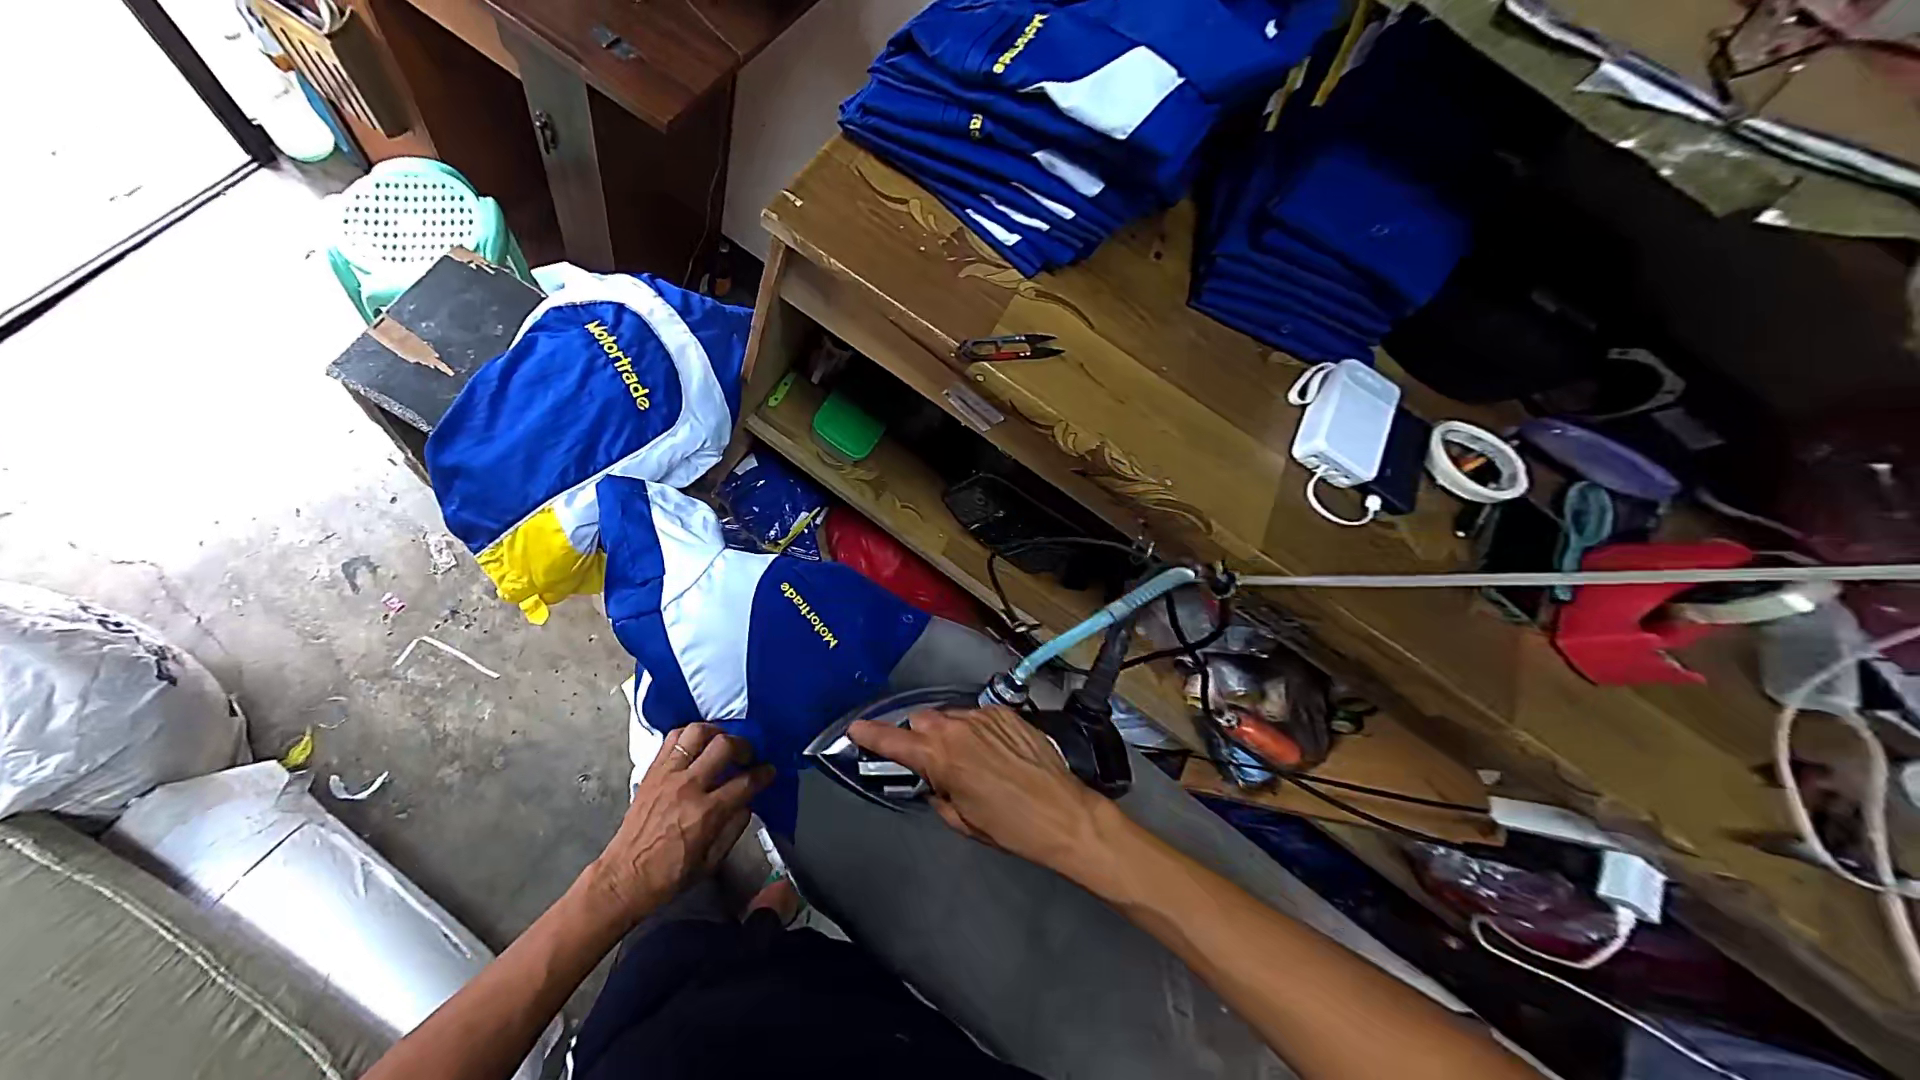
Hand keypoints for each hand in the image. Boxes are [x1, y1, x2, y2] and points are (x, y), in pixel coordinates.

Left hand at [587, 723, 771, 925]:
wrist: (623, 878)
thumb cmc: (669, 875)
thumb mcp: (712, 861)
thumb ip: (734, 827)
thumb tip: (747, 802)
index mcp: (706, 813)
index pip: (746, 781)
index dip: (764, 773)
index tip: (769, 771)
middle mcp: (688, 787)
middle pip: (725, 745)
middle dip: (744, 747)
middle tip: (747, 756)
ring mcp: (667, 775)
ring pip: (697, 732)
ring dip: (716, 733)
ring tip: (722, 743)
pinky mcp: (652, 772)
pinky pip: (672, 739)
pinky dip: (689, 736)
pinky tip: (697, 746)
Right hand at [848, 706, 1107, 871]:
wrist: (1063, 812)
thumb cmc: (1010, 826)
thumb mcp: (963, 820)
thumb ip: (938, 795)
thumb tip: (933, 783)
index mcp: (941, 758)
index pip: (894, 741)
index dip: (871, 735)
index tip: (856, 730)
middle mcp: (958, 729)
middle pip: (921, 720)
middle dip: (919, 737)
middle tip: (931, 761)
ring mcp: (984, 716)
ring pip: (949, 716)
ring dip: (947, 732)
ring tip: (966, 757)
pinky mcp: (1006, 713)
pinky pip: (977, 716)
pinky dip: (974, 729)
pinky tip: (991, 751)